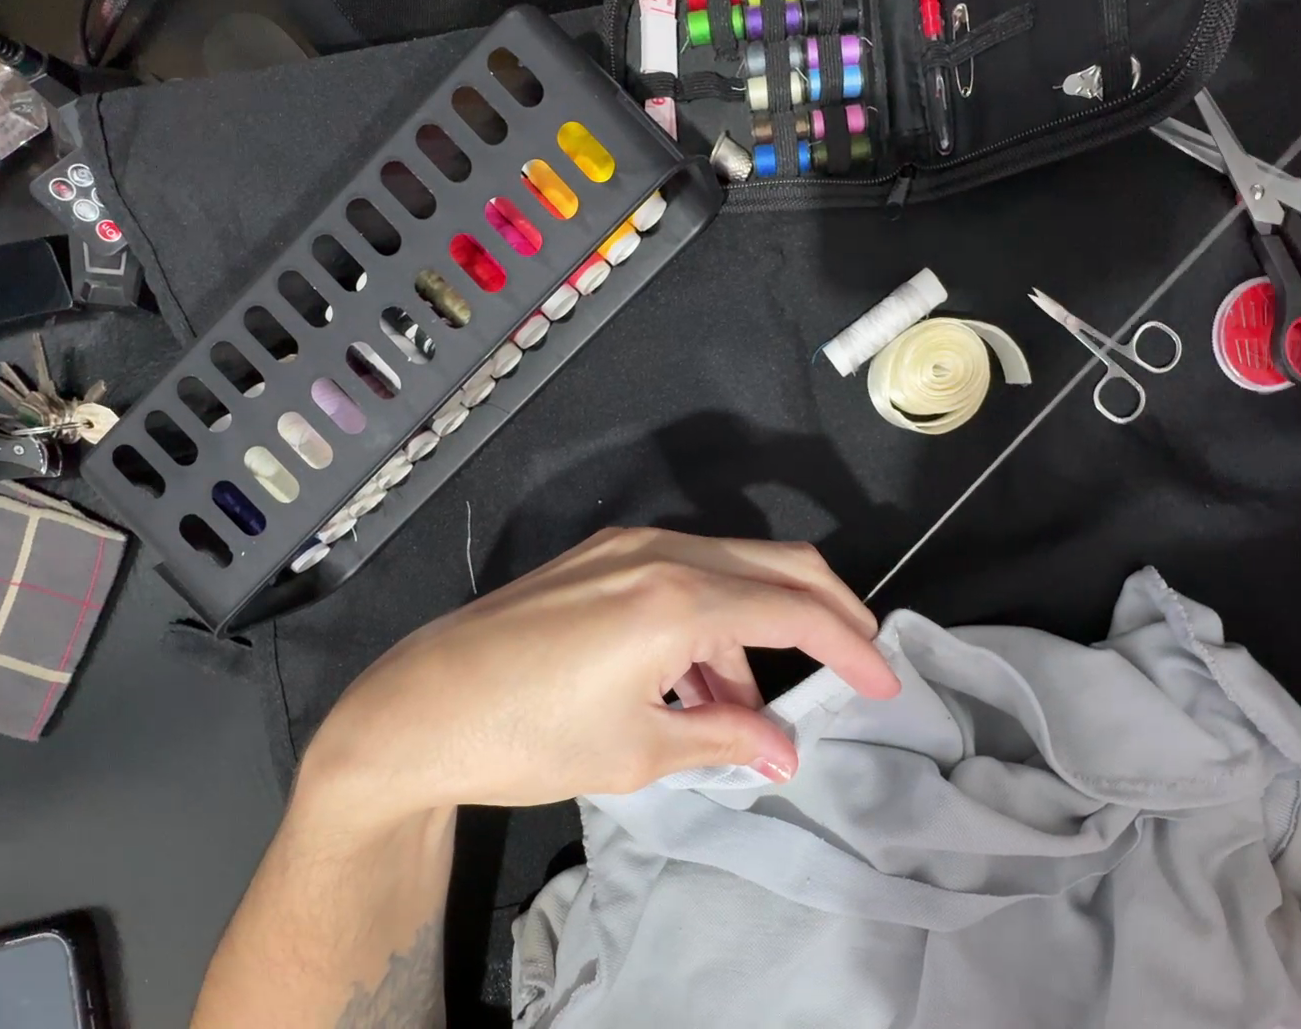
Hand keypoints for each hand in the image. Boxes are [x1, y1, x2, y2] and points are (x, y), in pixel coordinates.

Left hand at [296, 529, 898, 824]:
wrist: (416, 709)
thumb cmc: (528, 739)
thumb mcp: (638, 750)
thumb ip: (726, 739)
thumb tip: (785, 754)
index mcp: (680, 600)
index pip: (797, 612)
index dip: (851, 647)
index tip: (884, 682)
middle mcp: (665, 552)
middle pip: (783, 563)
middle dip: (832, 609)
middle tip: (858, 659)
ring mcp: (632, 545)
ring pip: (736, 567)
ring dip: (760, 626)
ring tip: (741, 704)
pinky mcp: (606, 554)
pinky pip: (690, 572)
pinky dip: (715, 617)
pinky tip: (694, 674)